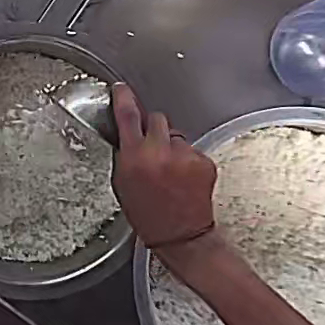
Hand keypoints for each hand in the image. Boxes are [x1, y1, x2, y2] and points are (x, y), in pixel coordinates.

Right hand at [112, 84, 217, 253]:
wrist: (180, 235)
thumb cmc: (147, 215)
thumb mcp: (123, 184)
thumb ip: (125, 155)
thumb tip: (128, 134)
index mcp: (134, 157)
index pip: (127, 115)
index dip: (123, 98)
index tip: (121, 89)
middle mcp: (160, 152)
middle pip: (156, 119)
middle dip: (153, 129)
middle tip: (151, 149)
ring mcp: (184, 155)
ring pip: (176, 135)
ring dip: (171, 146)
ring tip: (169, 171)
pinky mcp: (203, 161)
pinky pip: (192, 149)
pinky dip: (187, 159)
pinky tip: (183, 178)